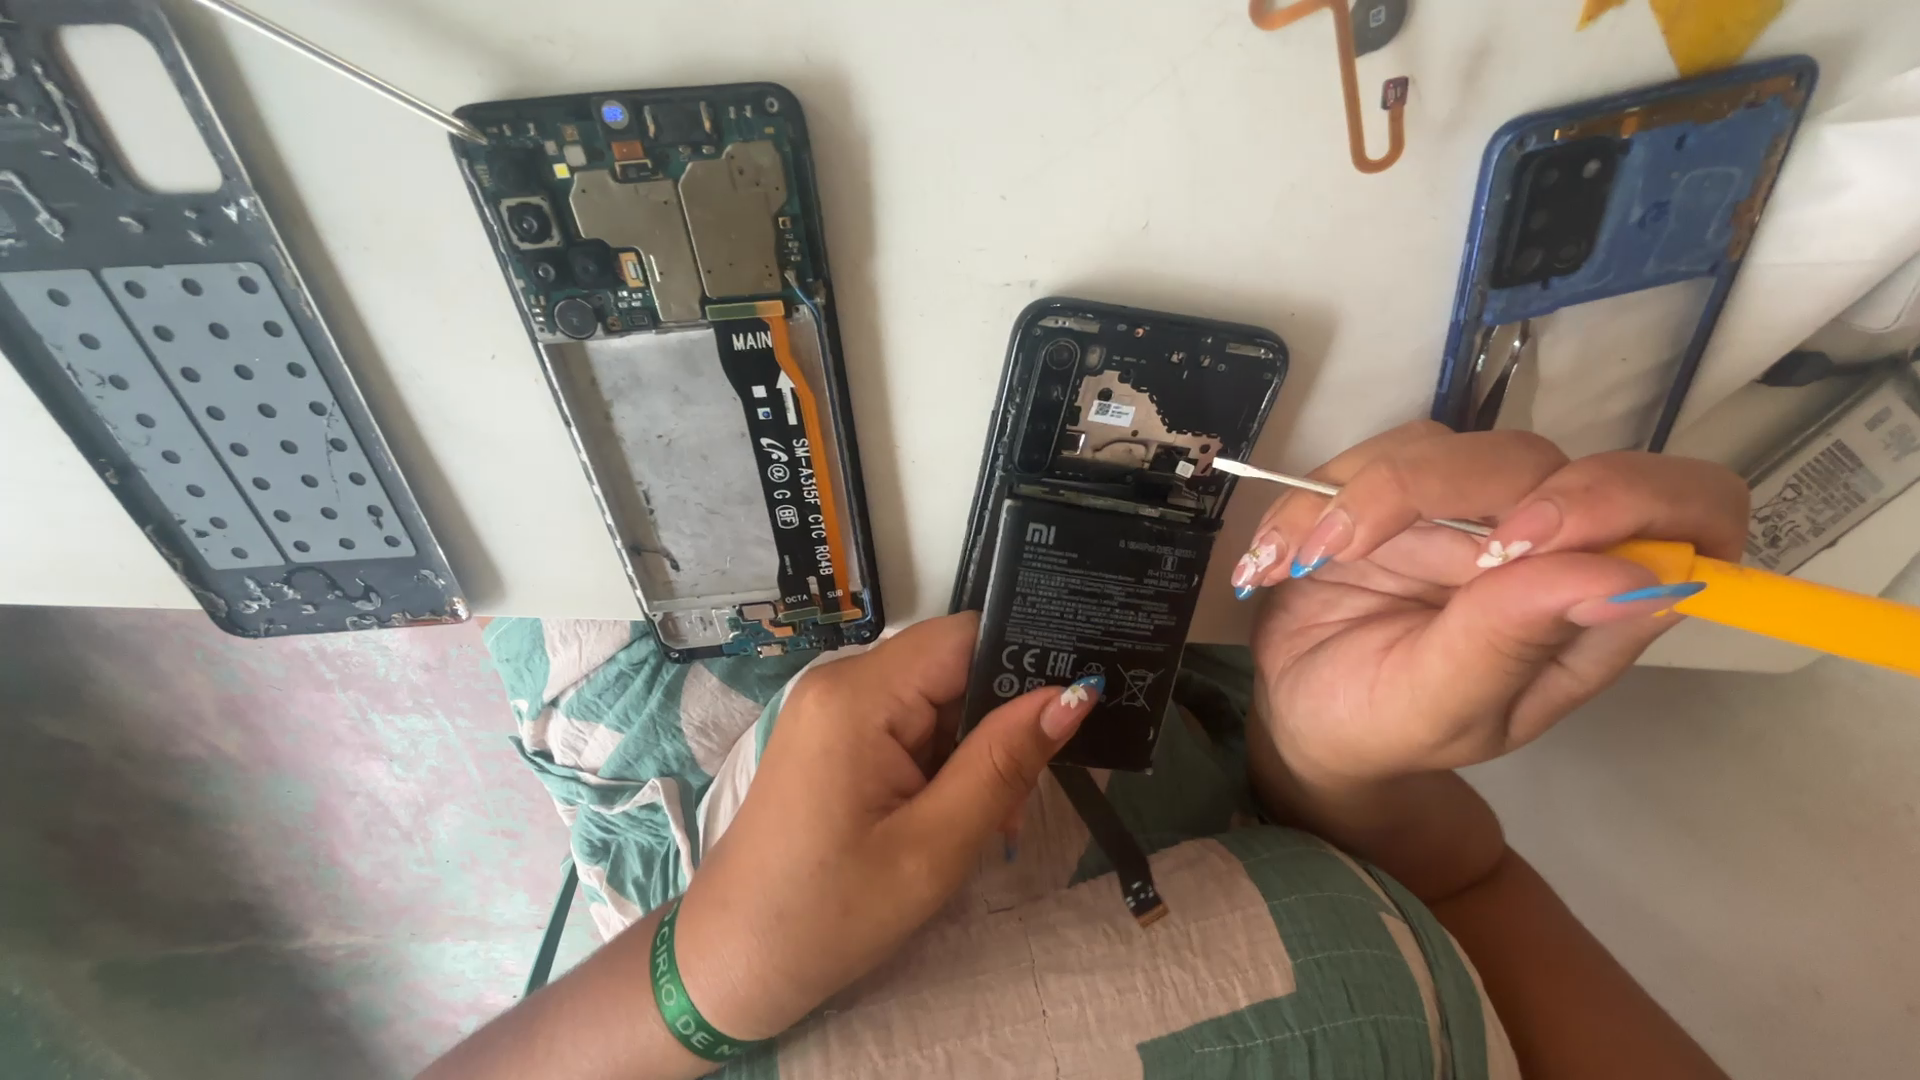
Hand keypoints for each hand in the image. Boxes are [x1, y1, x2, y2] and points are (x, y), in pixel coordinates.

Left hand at [672, 612, 1099, 1040]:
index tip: (1072, 712)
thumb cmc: (829, 915)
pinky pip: (909, 722)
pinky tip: (953, 814)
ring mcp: (833, 706)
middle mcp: (842, 680)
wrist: (730, 964)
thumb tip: (1076, 694)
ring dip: (975, 750)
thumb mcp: (934, 847)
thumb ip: (1004, 762)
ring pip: (938, 698)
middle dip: (1000, 723)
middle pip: (953, 667)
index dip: (1023, 663)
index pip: (965, 637)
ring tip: (989, 820)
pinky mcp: (834, 733)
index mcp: (860, 695)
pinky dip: (943, 761)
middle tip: (1019, 799)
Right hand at [1234, 421, 1747, 785]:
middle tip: (1342, 547)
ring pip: (1427, 447)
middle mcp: (1532, 542)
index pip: (1678, 506)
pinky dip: (1298, 506)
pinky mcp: (1382, 495)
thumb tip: (1630, 574)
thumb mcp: (1445, 705)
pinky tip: (1270, 561)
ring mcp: (1452, 512)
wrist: (1300, 713)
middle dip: (1421, 490)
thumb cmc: (1382, 725)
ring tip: (1289, 565)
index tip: (1514, 542)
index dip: (1618, 497)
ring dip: (1344, 499)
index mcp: (1582, 601)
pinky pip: (1349, 464)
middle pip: (1524, 459)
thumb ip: (1515, 641)